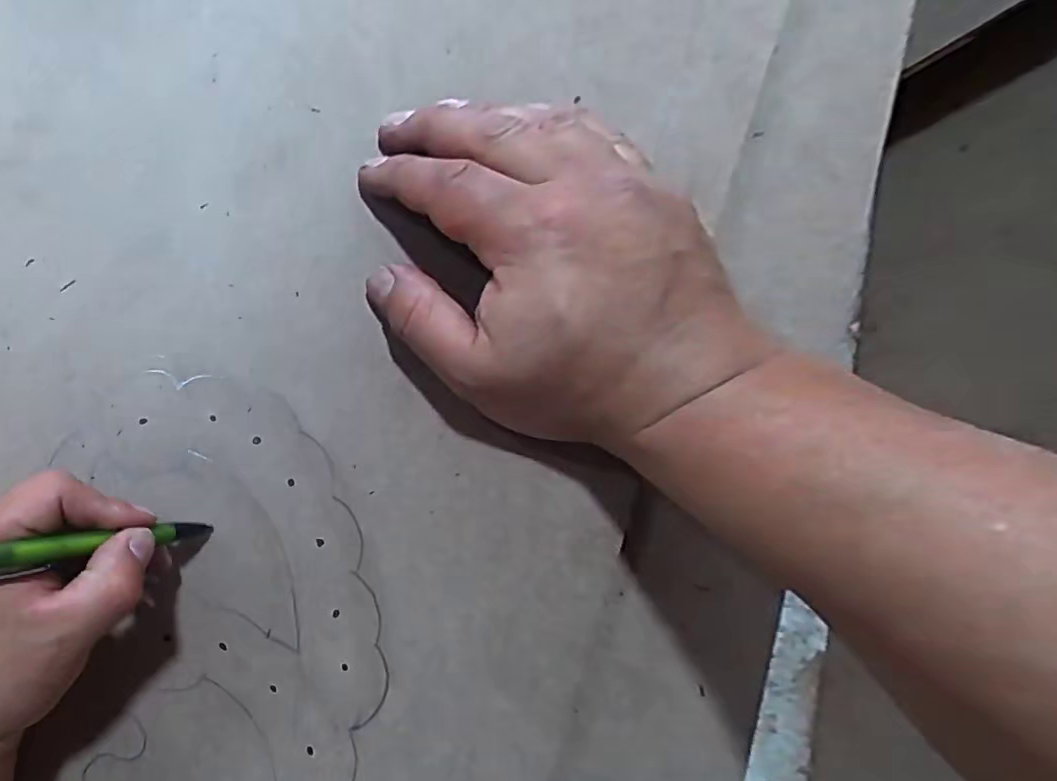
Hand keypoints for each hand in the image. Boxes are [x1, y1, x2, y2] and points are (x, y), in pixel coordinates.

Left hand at [0, 470, 157, 770]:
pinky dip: (82, 567)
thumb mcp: (73, 628)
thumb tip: (144, 537)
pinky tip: (106, 590)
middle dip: (111, 532)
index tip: (150, 534)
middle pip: (58, 510)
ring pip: (56, 533)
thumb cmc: (11, 678)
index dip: (109, 507)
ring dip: (101, 551)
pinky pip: (46, 556)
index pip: (55, 493)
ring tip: (138, 579)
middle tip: (152, 560)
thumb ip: (114, 579)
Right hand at [358, 101, 780, 452]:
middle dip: (433, 127)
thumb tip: (382, 278)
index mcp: (528, 231)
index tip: (371, 173)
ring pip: (543, 122)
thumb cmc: (574, 388)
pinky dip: (548, 120)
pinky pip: (593, 131)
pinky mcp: (654, 187)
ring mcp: (623, 179)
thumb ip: (421, 322)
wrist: (685, 388)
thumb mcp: (477, 374)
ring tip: (449, 118)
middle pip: (492, 134)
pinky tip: (529, 125)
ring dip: (488, 114)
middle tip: (393, 127)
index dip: (402, 176)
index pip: (447, 184)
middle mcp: (576, 185)